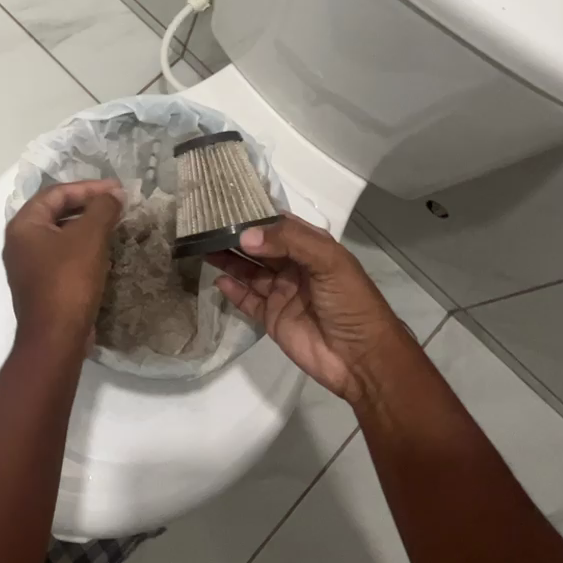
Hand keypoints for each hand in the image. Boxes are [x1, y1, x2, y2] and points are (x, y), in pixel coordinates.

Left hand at [3, 180, 122, 354]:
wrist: (56, 339)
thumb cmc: (69, 281)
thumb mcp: (90, 237)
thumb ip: (103, 208)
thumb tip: (115, 194)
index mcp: (24, 225)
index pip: (56, 193)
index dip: (89, 187)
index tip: (117, 189)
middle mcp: (20, 242)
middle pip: (56, 212)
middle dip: (88, 206)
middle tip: (117, 204)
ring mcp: (29, 266)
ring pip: (61, 235)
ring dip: (87, 227)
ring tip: (115, 224)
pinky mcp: (41, 285)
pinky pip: (63, 256)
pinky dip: (83, 248)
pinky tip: (104, 252)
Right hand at [208, 215, 413, 403]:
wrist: (362, 358)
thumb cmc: (351, 302)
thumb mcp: (328, 261)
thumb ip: (288, 241)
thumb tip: (244, 236)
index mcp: (311, 246)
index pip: (277, 223)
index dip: (253, 214)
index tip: (223, 203)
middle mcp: (294, 265)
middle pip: (258, 246)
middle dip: (234, 235)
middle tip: (202, 224)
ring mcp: (281, 292)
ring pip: (248, 270)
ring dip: (227, 259)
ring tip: (200, 246)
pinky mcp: (272, 317)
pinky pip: (247, 299)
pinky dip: (231, 290)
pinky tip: (216, 279)